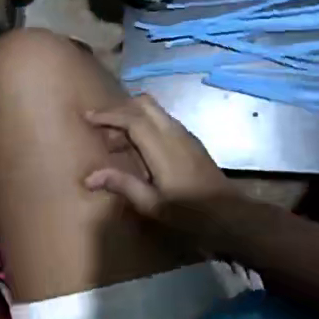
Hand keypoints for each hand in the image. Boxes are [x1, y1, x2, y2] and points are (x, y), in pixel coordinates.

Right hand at [82, 95, 231, 215]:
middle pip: (145, 104)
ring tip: (116, 140)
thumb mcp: (153, 205)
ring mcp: (185, 135)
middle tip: (101, 126)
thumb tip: (90, 177)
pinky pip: (164, 121)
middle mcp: (174, 132)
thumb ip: (123, 185)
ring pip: (155, 111)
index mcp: (162, 145)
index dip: (109, 115)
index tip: (88, 117)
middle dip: (121, 109)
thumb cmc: (190, 213)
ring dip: (134, 117)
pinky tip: (139, 147)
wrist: (230, 214)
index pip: (132, 118)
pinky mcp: (192, 141)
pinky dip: (147, 124)